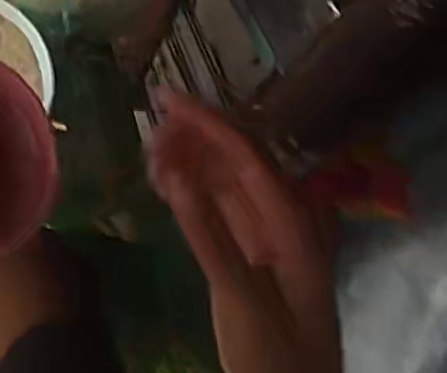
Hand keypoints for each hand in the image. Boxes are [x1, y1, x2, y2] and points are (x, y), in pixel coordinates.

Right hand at [149, 90, 339, 372]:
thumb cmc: (276, 361)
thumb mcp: (241, 299)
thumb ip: (207, 233)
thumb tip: (172, 172)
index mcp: (295, 225)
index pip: (249, 156)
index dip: (209, 123)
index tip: (169, 99)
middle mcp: (285, 218)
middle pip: (236, 160)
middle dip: (195, 137)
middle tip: (152, 127)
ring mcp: (267, 232)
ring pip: (224, 178)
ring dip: (188, 160)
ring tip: (151, 153)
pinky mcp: (249, 247)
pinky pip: (219, 203)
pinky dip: (190, 189)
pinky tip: (164, 180)